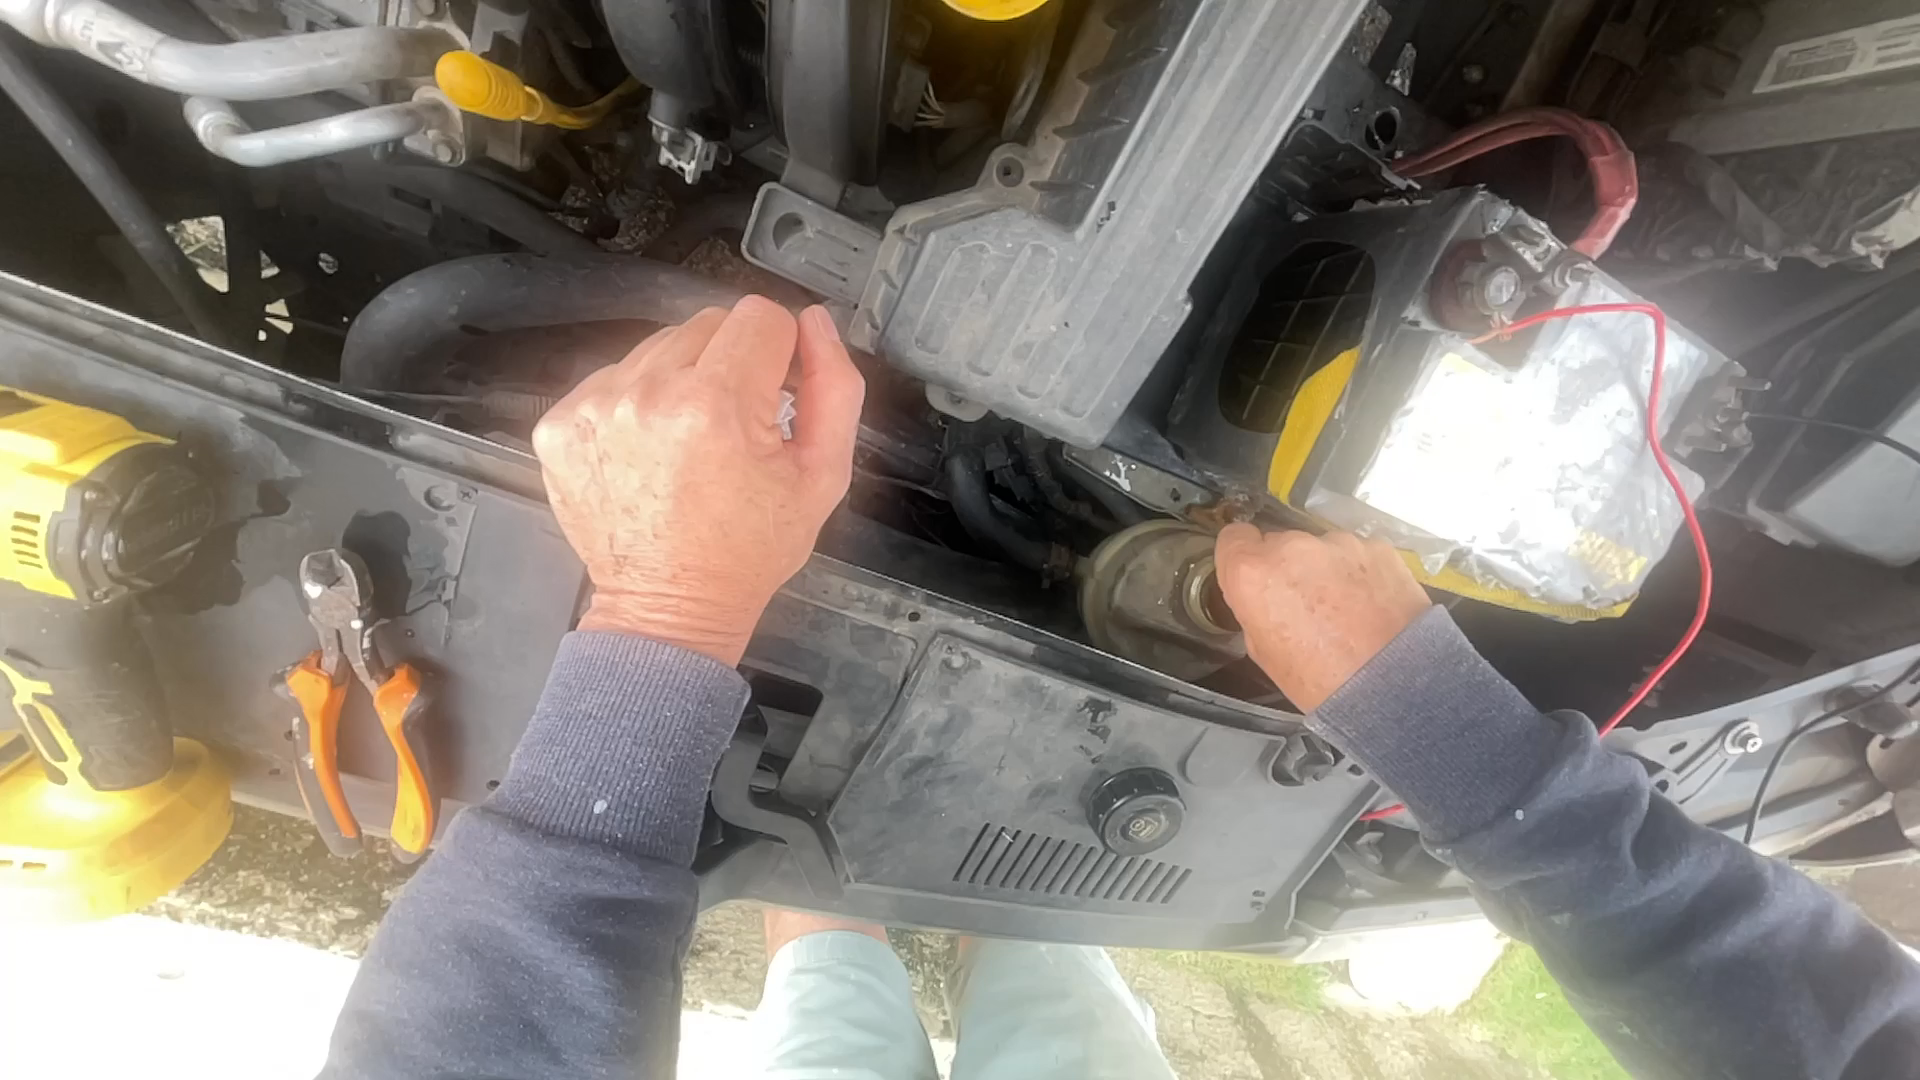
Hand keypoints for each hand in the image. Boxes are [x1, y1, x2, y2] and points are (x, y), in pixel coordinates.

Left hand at [533, 298, 864, 664]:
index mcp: (717, 405)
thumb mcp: (823, 477)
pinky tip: (656, 450)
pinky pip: (617, 375)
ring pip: (661, 345)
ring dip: (687, 379)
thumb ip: (834, 389)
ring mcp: (594, 406)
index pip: (762, 316)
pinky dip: (642, 400)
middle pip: (709, 323)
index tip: (780, 395)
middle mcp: (647, 393)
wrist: (670, 608)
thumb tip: (816, 324)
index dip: (784, 352)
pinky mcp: (560, 423)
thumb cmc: (751, 550)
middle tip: (739, 427)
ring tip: (695, 441)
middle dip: (736, 363)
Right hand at [1214, 525, 1431, 711]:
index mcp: (1251, 573)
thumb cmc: (1323, 678)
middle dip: (1285, 567)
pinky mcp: (1376, 548)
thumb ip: (1253, 608)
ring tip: (1342, 609)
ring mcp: (1336, 544)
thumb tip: (1261, 597)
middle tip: (1302, 604)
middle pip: (1278, 543)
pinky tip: (1367, 604)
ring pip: (1318, 548)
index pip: (1233, 538)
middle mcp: (1290, 548)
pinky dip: (1358, 572)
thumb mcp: (1261, 650)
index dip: (1241, 556)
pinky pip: (1356, 553)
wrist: (1395, 685)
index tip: (1252, 573)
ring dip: (1323, 569)